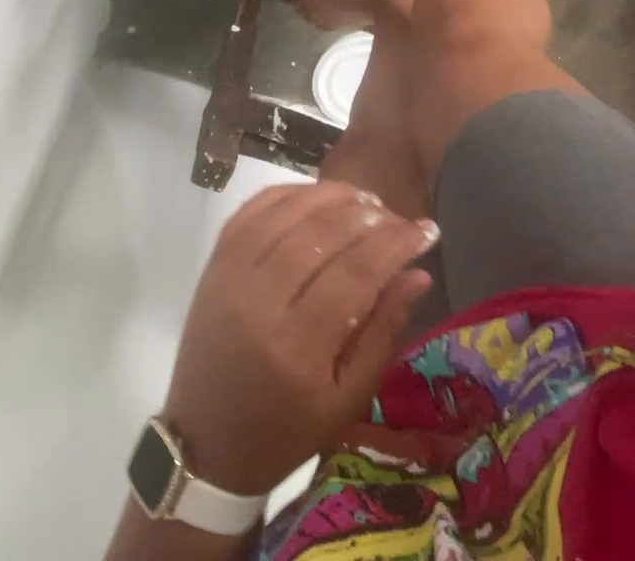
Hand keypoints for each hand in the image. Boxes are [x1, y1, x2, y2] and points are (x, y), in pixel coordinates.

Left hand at [161, 181, 439, 497]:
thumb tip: (419, 274)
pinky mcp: (213, 267)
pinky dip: (285, 194)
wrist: (206, 440)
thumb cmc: (285, 429)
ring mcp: (229, 279)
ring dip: (329, 196)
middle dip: (369, 217)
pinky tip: (315, 195)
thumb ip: (383, 332)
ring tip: (365, 200)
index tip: (428, 230)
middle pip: (320, 236)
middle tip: (399, 217)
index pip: (355, 274)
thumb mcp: (348, 400)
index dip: (396, 244)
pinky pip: (249, 213)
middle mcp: (259, 304)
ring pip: (284, 215)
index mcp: (297, 349)